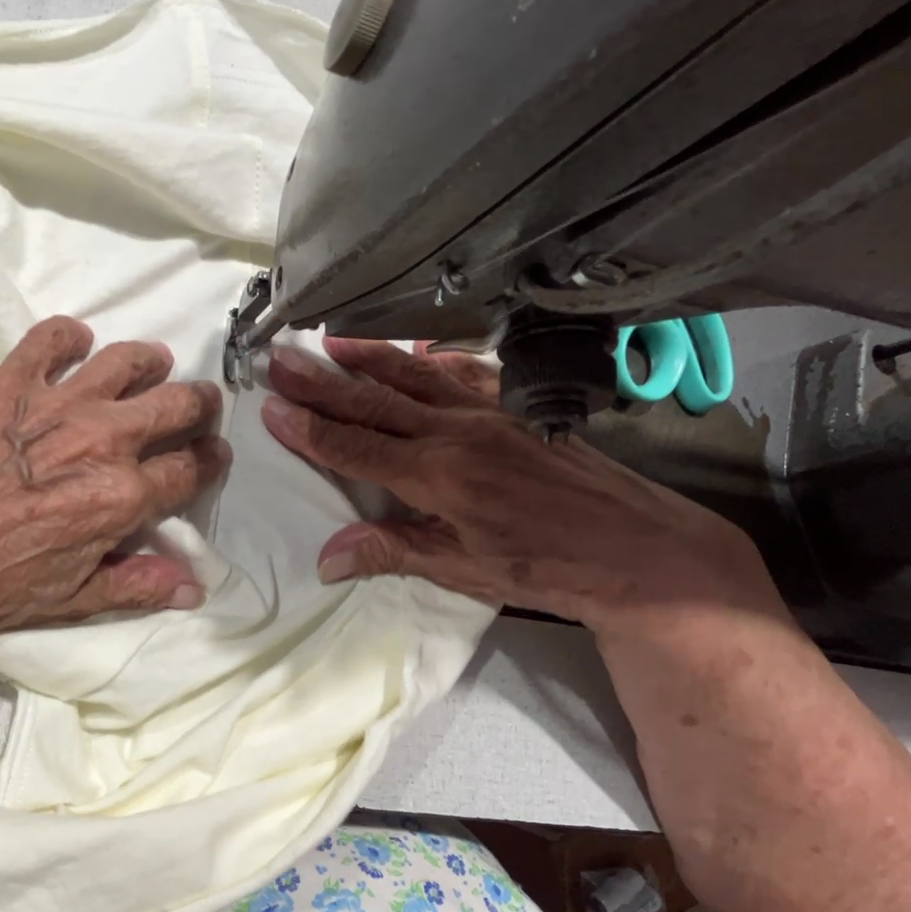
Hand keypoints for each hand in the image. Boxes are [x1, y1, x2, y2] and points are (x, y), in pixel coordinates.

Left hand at [0, 316, 229, 637]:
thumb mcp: (68, 600)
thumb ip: (134, 585)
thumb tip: (193, 587)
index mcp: (122, 496)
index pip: (190, 470)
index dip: (210, 462)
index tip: (213, 456)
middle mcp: (103, 439)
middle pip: (175, 405)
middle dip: (199, 404)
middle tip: (197, 406)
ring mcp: (57, 402)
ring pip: (126, 360)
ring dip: (149, 361)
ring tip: (152, 364)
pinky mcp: (12, 379)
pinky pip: (53, 337)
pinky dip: (70, 335)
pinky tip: (74, 344)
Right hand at [260, 337, 782, 633]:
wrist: (639, 551)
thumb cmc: (546, 569)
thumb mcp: (463, 571)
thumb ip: (391, 553)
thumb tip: (326, 559)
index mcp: (438, 477)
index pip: (356, 447)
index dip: (309, 429)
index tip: (271, 406)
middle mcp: (457, 434)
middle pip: (375, 402)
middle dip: (321, 382)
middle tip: (279, 359)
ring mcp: (490, 414)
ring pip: (416, 377)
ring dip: (368, 358)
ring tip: (329, 340)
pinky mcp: (518, 409)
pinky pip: (467, 374)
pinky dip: (434, 359)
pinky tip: (419, 349)